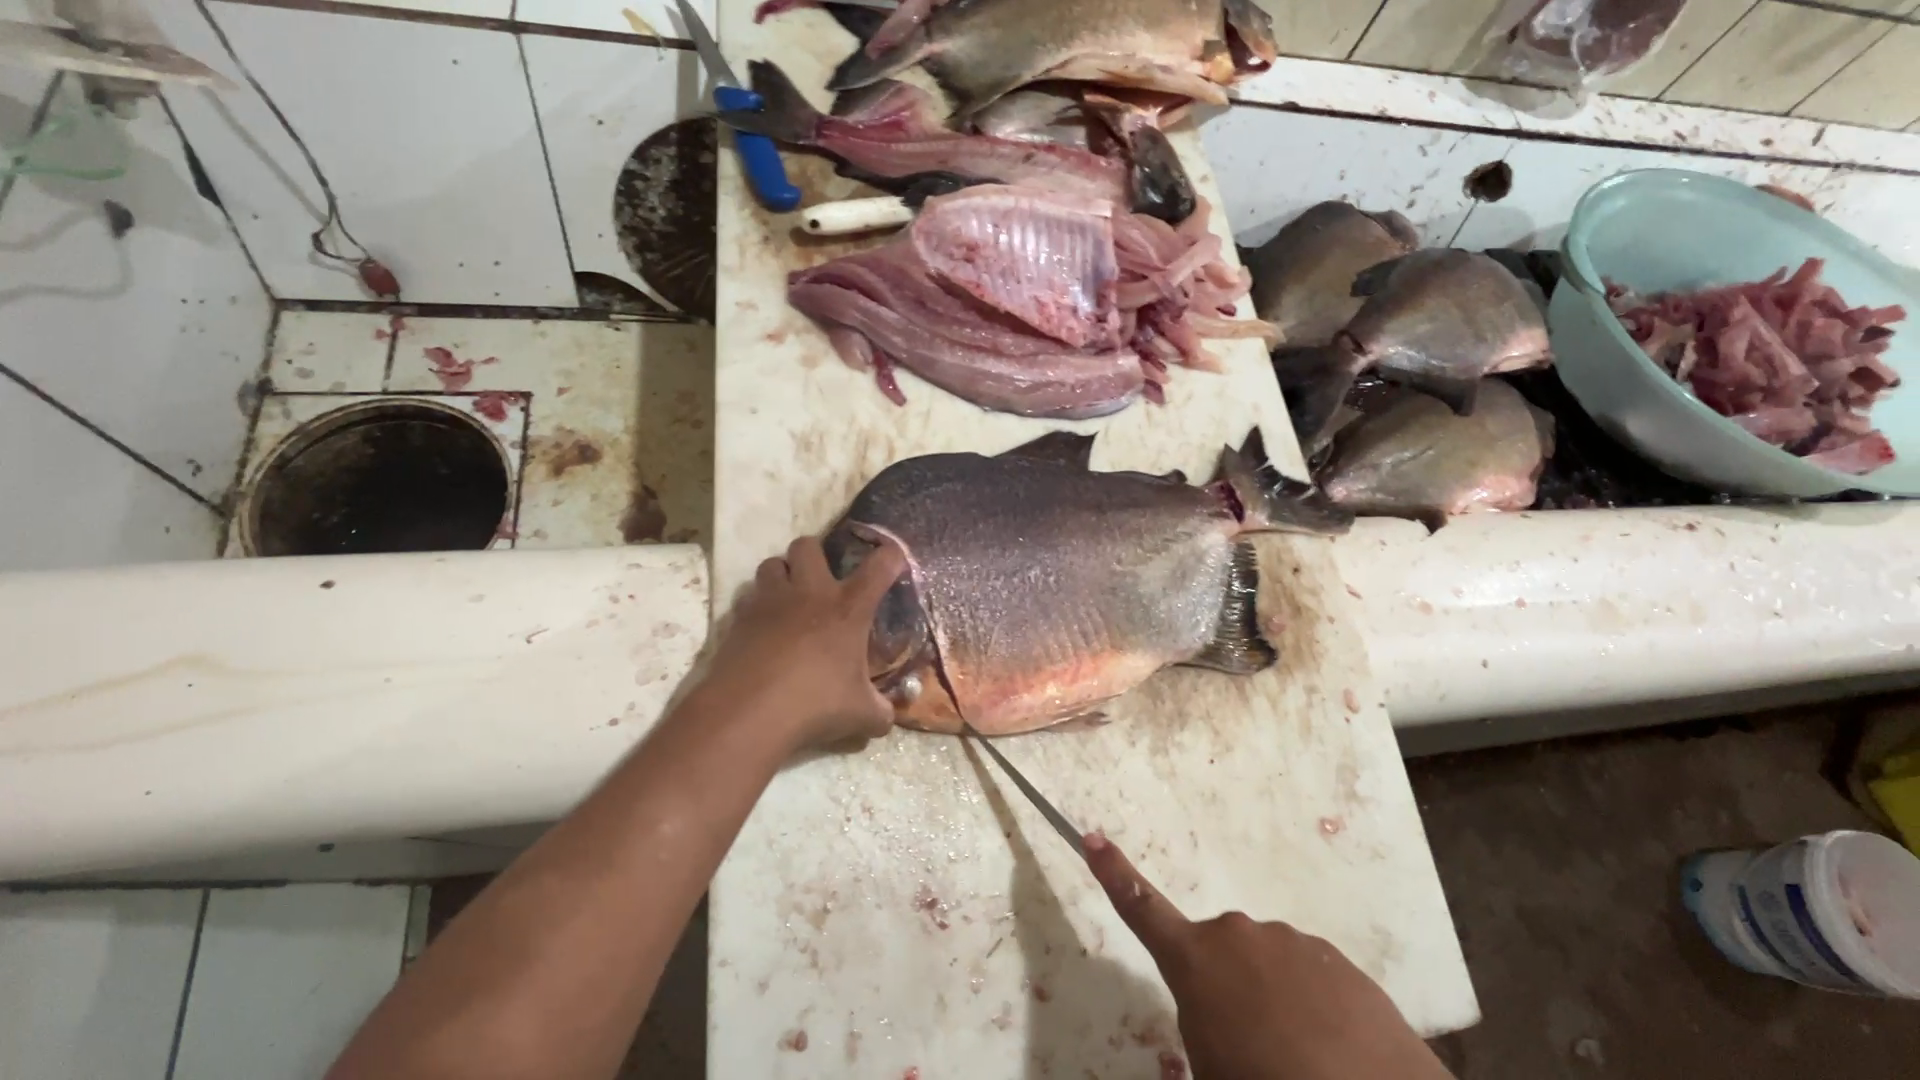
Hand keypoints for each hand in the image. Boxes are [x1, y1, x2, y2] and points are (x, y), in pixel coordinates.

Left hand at [697, 535, 906, 751]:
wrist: (749, 712)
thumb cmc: (815, 705)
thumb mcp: (862, 715)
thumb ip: (881, 710)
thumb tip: (887, 715)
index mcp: (848, 608)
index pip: (880, 565)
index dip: (891, 557)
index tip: (893, 561)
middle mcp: (809, 593)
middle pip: (808, 545)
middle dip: (816, 555)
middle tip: (821, 581)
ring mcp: (769, 601)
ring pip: (772, 563)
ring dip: (782, 575)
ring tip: (788, 599)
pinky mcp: (739, 617)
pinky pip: (747, 597)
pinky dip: (756, 606)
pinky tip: (761, 629)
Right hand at [1085, 834, 1453, 1079]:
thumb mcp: (1209, 1069)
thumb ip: (1198, 1036)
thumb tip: (1212, 1028)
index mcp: (1195, 962)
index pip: (1141, 909)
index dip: (1114, 874)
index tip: (1093, 838)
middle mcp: (1238, 936)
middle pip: (1218, 956)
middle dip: (1226, 990)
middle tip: (1244, 1048)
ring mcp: (1292, 943)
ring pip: (1268, 969)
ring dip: (1273, 1003)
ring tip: (1294, 1061)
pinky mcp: (1338, 961)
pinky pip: (1311, 980)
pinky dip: (1314, 1010)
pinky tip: (1331, 1054)